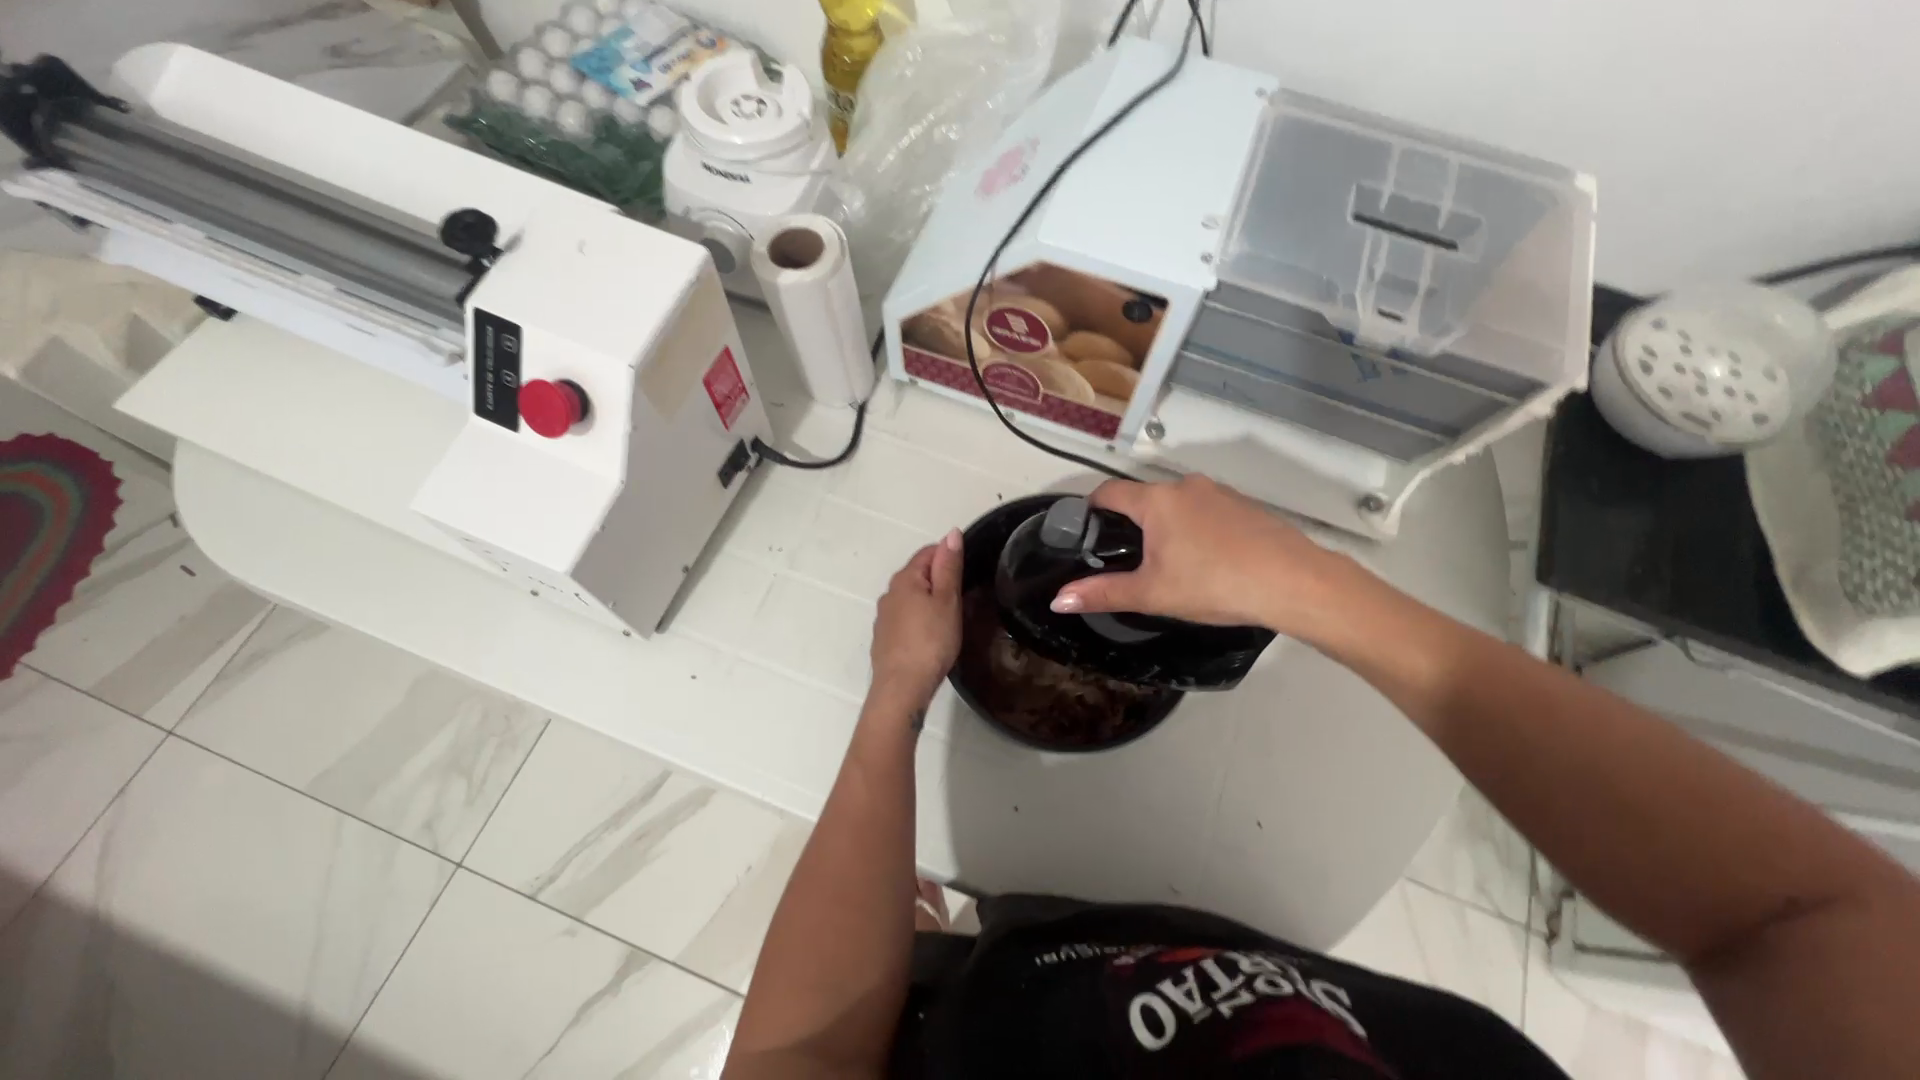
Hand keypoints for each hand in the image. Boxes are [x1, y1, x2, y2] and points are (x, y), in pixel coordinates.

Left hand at [870, 529, 963, 707]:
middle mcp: (889, 593)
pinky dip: (920, 620)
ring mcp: (884, 617)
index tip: (968, 575)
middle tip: (964, 599)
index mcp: (905, 578)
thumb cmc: (930, 640)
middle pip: (918, 574)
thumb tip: (951, 533)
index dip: (949, 557)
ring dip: (930, 602)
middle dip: (940, 580)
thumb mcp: (947, 601)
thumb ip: (949, 566)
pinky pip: (906, 619)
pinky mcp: (885, 639)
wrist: (902, 687)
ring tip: (951, 620)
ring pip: (911, 598)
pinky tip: (931, 637)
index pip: (928, 552)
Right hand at [1050, 475, 1357, 637]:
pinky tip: (1207, 562)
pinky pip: (1207, 513)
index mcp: (1157, 501)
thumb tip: (1057, 600)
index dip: (1090, 509)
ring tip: (1169, 566)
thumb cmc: (1213, 584)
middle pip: (1144, 499)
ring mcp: (1220, 493)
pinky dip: (1197, 531)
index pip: (1109, 492)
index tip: (1083, 532)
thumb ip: (1103, 593)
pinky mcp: (1246, 506)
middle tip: (1126, 561)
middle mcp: (1186, 487)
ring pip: (1178, 506)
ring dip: (1167, 528)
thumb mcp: (1152, 594)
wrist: (1292, 581)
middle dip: (1131, 525)